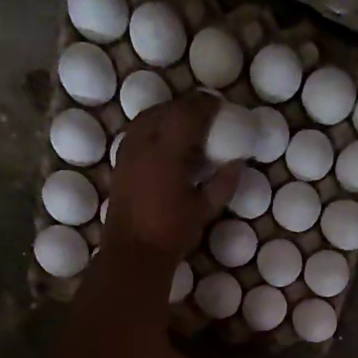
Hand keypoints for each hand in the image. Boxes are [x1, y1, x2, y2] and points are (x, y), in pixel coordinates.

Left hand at [107, 94, 240, 256]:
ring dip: (171, 112)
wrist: (132, 251)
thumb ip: (223, 183)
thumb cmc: (172, 233)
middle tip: (209, 112)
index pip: (188, 114)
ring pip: (149, 116)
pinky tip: (170, 140)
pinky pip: (139, 130)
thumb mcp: (205, 210)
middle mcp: (143, 143)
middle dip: (189, 106)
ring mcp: (128, 150)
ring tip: (190, 123)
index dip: (206, 106)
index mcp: (167, 153)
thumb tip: (237, 162)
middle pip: (167, 109)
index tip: (222, 107)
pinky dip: (157, 125)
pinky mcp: (120, 160)